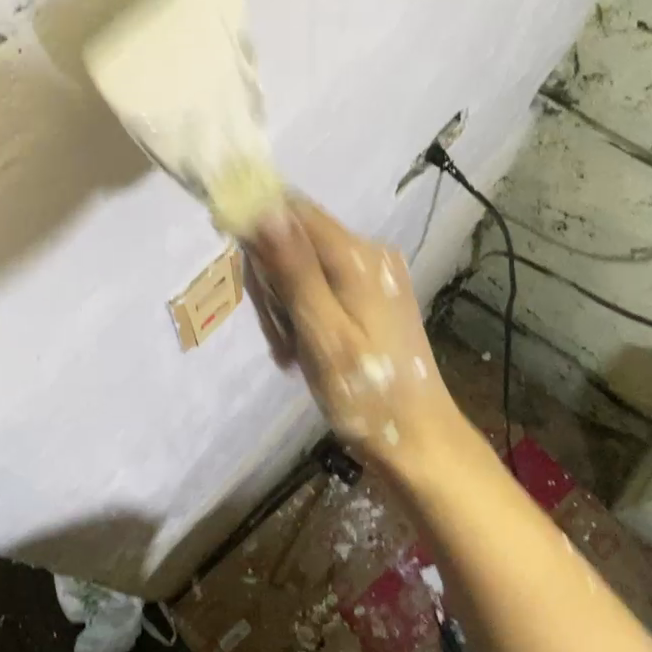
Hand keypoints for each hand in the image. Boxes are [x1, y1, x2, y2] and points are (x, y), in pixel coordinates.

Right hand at [247, 199, 462, 471]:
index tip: (229, 251)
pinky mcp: (373, 294)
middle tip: (276, 336)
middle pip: (292, 237)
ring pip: (300, 263)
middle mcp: (367, 252)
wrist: (422, 444)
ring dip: (283, 304)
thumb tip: (265, 207)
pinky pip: (319, 284)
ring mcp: (373, 273)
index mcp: (355, 257)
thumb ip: (294, 269)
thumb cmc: (367, 395)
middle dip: (271, 281)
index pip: (290, 207)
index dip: (253, 220)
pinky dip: (302, 312)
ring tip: (290, 352)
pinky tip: (302, 350)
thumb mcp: (321, 334)